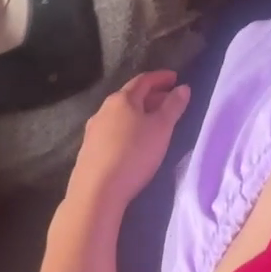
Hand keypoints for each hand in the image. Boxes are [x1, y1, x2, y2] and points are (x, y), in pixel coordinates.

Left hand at [70, 70, 191, 210]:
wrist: (95, 194)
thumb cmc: (133, 154)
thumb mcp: (162, 128)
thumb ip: (174, 105)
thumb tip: (183, 87)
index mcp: (122, 99)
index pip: (144, 80)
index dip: (161, 77)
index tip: (175, 78)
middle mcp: (104, 110)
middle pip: (131, 96)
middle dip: (151, 96)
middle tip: (168, 102)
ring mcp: (92, 131)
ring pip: (120, 115)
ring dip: (137, 114)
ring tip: (152, 123)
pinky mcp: (87, 151)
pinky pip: (111, 131)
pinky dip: (125, 129)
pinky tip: (131, 142)